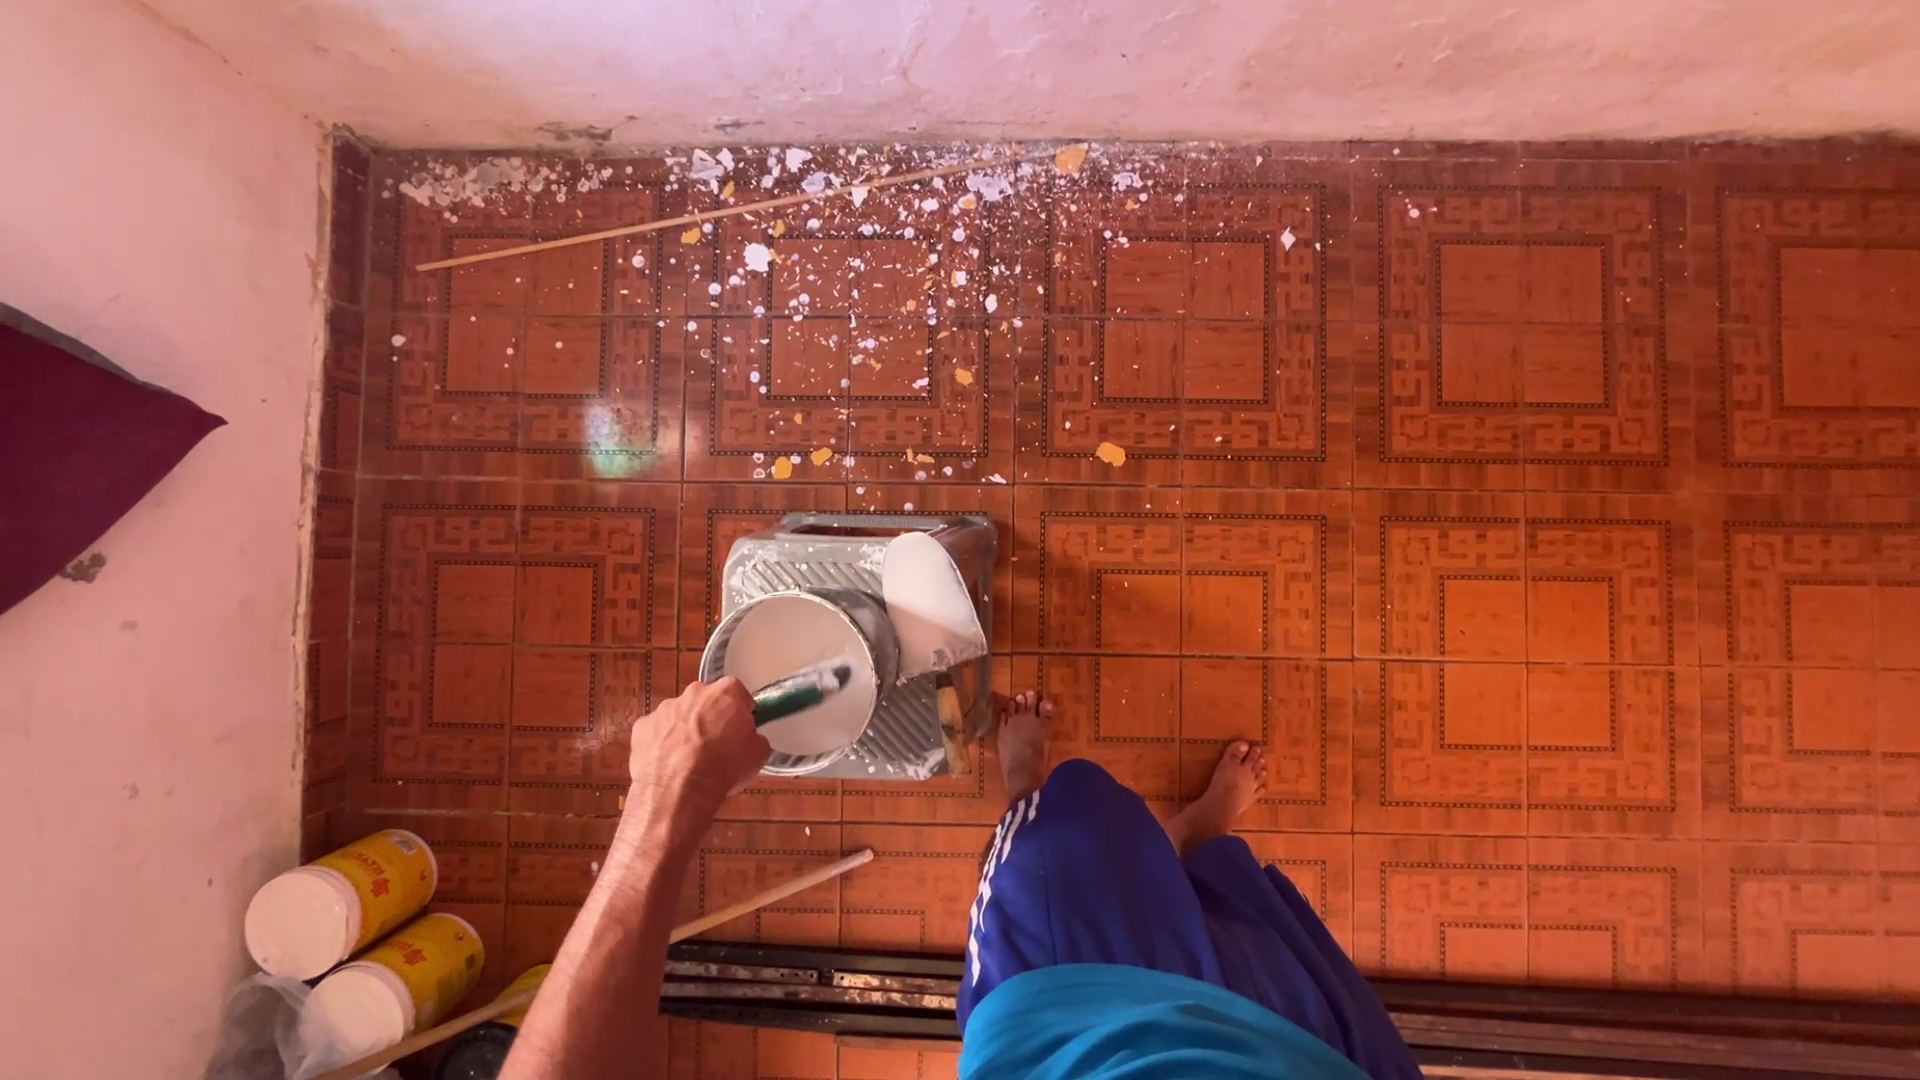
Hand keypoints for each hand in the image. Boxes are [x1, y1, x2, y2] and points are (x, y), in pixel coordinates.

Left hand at [627, 678, 769, 814]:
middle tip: (716, 744)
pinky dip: (662, 743)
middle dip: (711, 717)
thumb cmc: (724, 768)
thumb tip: (749, 739)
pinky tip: (669, 764)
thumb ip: (755, 737)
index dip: (741, 712)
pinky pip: (657, 731)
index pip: (738, 693)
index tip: (741, 729)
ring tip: (690, 760)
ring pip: (680, 715)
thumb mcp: (758, 754)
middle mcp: (694, 692)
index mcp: (727, 692)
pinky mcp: (642, 726)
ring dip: (685, 730)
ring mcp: (665, 708)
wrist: (679, 793)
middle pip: (706, 700)